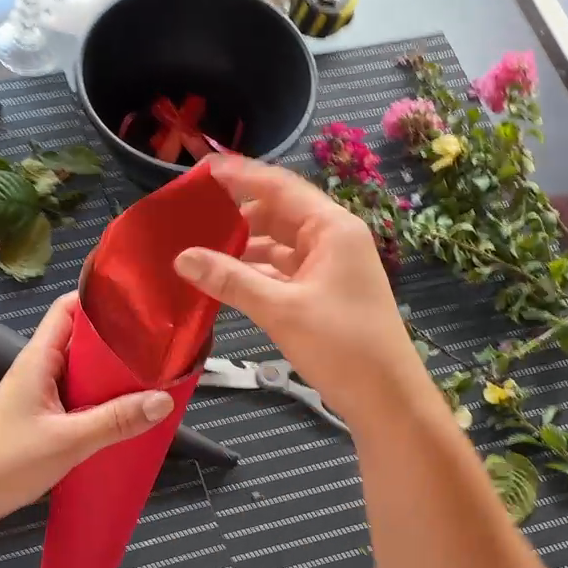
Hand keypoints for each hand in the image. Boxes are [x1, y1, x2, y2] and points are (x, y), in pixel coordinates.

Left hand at [0, 293, 173, 549]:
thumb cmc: (10, 462)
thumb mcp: (69, 441)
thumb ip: (117, 420)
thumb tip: (165, 399)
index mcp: (37, 359)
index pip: (67, 309)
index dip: (100, 298)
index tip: (139, 301)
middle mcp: (37, 368)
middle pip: (80, 338)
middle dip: (117, 339)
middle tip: (159, 343)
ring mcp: (38, 392)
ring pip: (81, 369)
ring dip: (111, 371)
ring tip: (153, 373)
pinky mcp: (41, 415)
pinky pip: (77, 394)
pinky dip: (100, 396)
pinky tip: (126, 408)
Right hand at [175, 155, 427, 423]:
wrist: (385, 397)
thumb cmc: (341, 345)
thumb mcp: (280, 310)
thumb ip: (230, 280)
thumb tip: (181, 257)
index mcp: (331, 228)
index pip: (279, 186)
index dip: (240, 175)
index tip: (200, 170)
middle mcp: (332, 239)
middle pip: (276, 214)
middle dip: (234, 214)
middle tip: (189, 216)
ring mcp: (327, 268)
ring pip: (275, 246)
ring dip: (240, 248)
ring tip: (196, 249)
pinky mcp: (321, 294)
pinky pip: (280, 272)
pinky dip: (252, 274)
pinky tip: (221, 281)